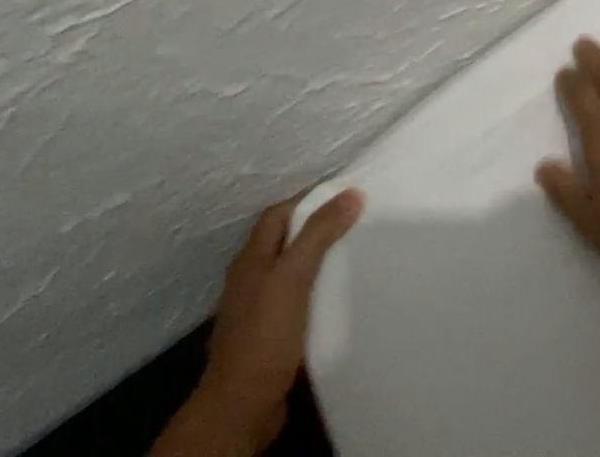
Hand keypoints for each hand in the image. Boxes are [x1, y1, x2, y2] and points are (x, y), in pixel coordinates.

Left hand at [158, 188, 364, 455]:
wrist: (241, 405)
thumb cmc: (265, 335)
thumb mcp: (294, 277)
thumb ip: (319, 235)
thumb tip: (351, 193)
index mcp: (252, 260)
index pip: (279, 214)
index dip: (309, 199)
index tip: (347, 194)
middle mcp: (251, 279)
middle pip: (285, 241)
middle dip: (317, 227)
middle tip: (358, 221)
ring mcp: (258, 309)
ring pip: (292, 271)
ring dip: (319, 260)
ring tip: (356, 254)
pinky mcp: (270, 335)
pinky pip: (297, 299)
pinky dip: (318, 290)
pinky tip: (339, 297)